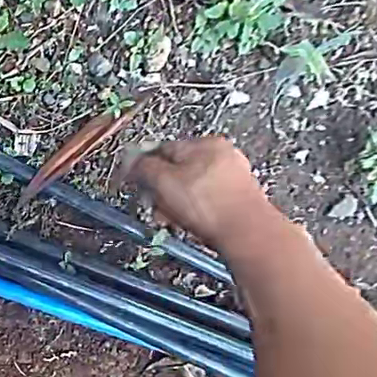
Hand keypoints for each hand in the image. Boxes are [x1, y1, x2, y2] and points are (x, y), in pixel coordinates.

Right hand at [126, 136, 286, 255]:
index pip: (162, 149)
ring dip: (172, 202)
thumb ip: (144, 166)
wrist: (244, 232)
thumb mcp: (163, 180)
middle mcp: (222, 155)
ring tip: (169, 218)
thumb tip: (133, 161)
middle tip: (153, 204)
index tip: (132, 181)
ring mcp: (231, 176)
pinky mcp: (236, 197)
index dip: (143, 166)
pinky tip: (187, 221)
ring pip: (188, 186)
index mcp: (206, 143)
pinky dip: (191, 209)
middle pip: (176, 169)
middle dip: (159, 189)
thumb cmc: (206, 204)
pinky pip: (203, 199)